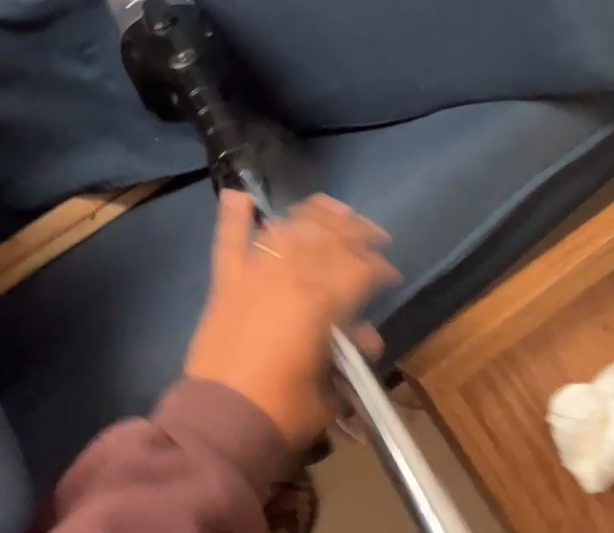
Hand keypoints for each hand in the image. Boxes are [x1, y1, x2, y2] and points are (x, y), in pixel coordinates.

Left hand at [183, 191, 399, 448]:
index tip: (390, 272)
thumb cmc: (284, 410)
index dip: (378, 266)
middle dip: (353, 231)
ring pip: (285, 231)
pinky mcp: (225, 281)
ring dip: (310, 216)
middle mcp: (287, 277)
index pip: (358, 269)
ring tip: (329, 209)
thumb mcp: (331, 388)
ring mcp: (252, 274)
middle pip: (325, 239)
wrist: (223, 417)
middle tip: (370, 232)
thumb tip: (365, 336)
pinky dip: (234, 215)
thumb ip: (349, 355)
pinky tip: (240, 195)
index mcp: (320, 303)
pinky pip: (229, 240)